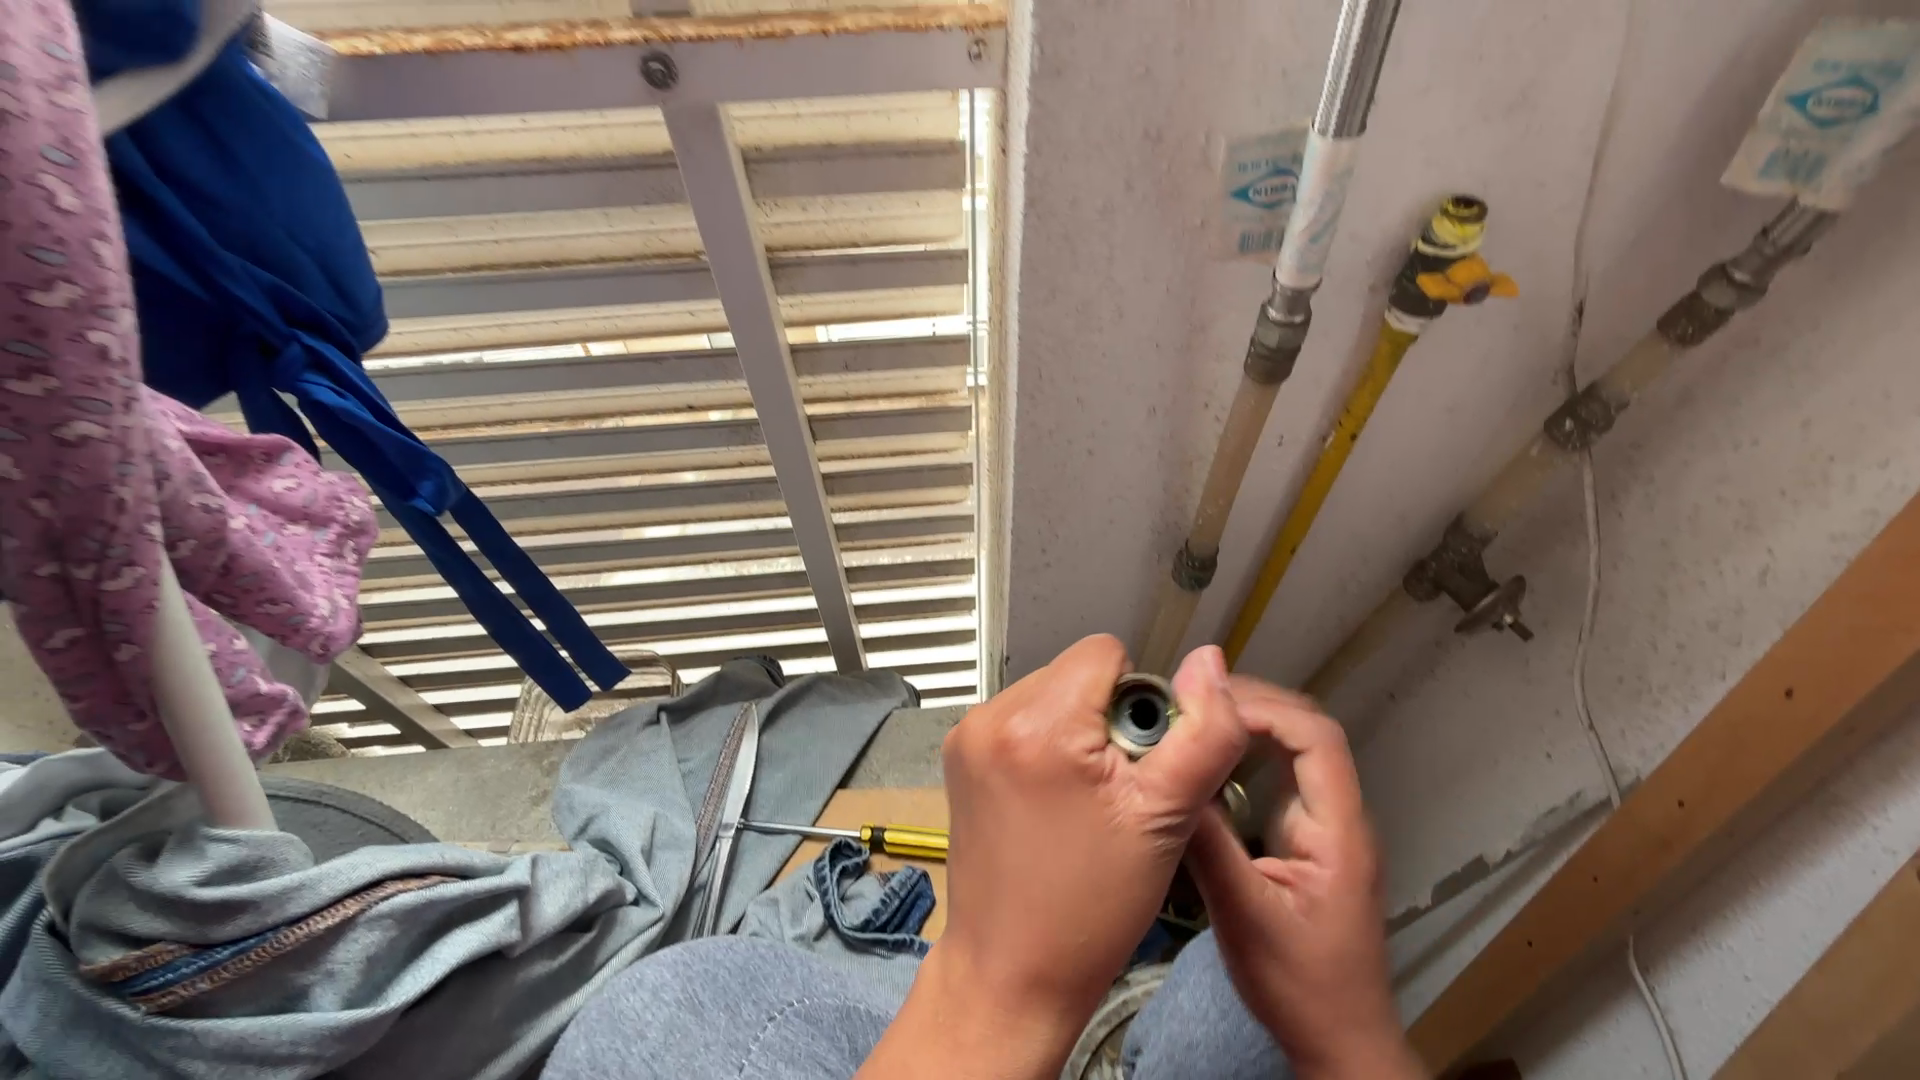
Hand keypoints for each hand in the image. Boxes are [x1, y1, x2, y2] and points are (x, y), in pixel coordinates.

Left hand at [858, 637, 1247, 1079]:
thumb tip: (1209, 662)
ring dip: (1078, 729)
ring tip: (1086, 799)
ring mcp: (967, 735)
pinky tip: (1056, 799)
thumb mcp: (1166, 818)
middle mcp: (990, 715)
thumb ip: (1203, 732)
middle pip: (1077, 671)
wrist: (1010, 971)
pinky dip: (1047, 744)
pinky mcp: (960, 755)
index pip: (1107, 652)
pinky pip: (1021, 718)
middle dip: (1107, 716)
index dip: (1140, 702)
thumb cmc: (1090, 908)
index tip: (1138, 763)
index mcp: (1037, 723)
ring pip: (1051, 692)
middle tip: (1116, 790)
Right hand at [1183, 678, 1421, 1079]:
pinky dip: (1242, 754)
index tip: (1202, 711)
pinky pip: (1279, 775)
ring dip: (1245, 723)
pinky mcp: (1306, 839)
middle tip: (1187, 702)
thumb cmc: (1300, 986)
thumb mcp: (1245, 917)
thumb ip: (1209, 846)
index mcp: (1338, 830)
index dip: (1261, 709)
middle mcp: (1338, 816)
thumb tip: (1167, 781)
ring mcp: (1324, 826)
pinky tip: (1204, 760)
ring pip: (1294, 748)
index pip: (1315, 738)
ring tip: (1190, 718)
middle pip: (1307, 730)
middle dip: (1250, 704)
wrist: (1340, 1041)